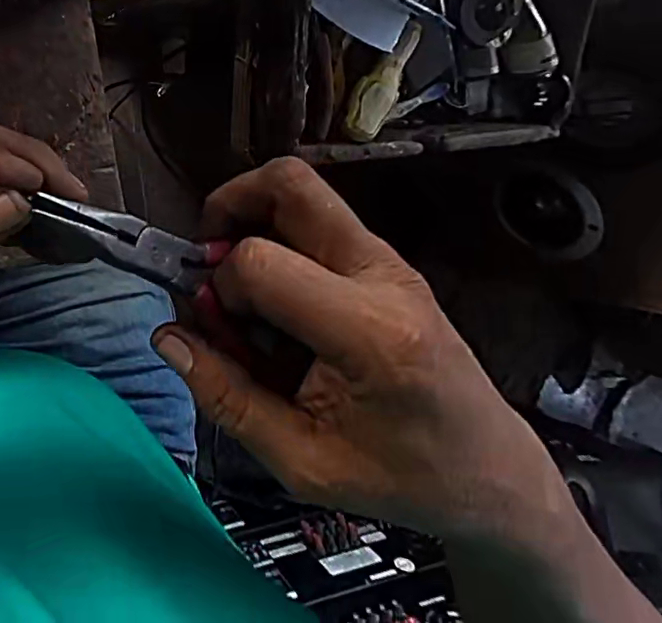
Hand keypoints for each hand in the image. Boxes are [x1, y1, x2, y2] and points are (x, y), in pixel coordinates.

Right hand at [153, 157, 577, 541]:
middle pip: (291, 183)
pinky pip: (317, 217)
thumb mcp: (303, 461)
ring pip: (303, 188)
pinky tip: (273, 289)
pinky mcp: (387, 259)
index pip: (263, 262)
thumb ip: (227, 396)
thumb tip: (169, 338)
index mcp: (368, 332)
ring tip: (236, 271)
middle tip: (208, 255)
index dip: (220, 287)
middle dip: (229, 202)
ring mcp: (389, 259)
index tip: (218, 325)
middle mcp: (382, 274)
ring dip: (251, 213)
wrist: (492, 469)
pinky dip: (277, 232)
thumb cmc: (405, 476)